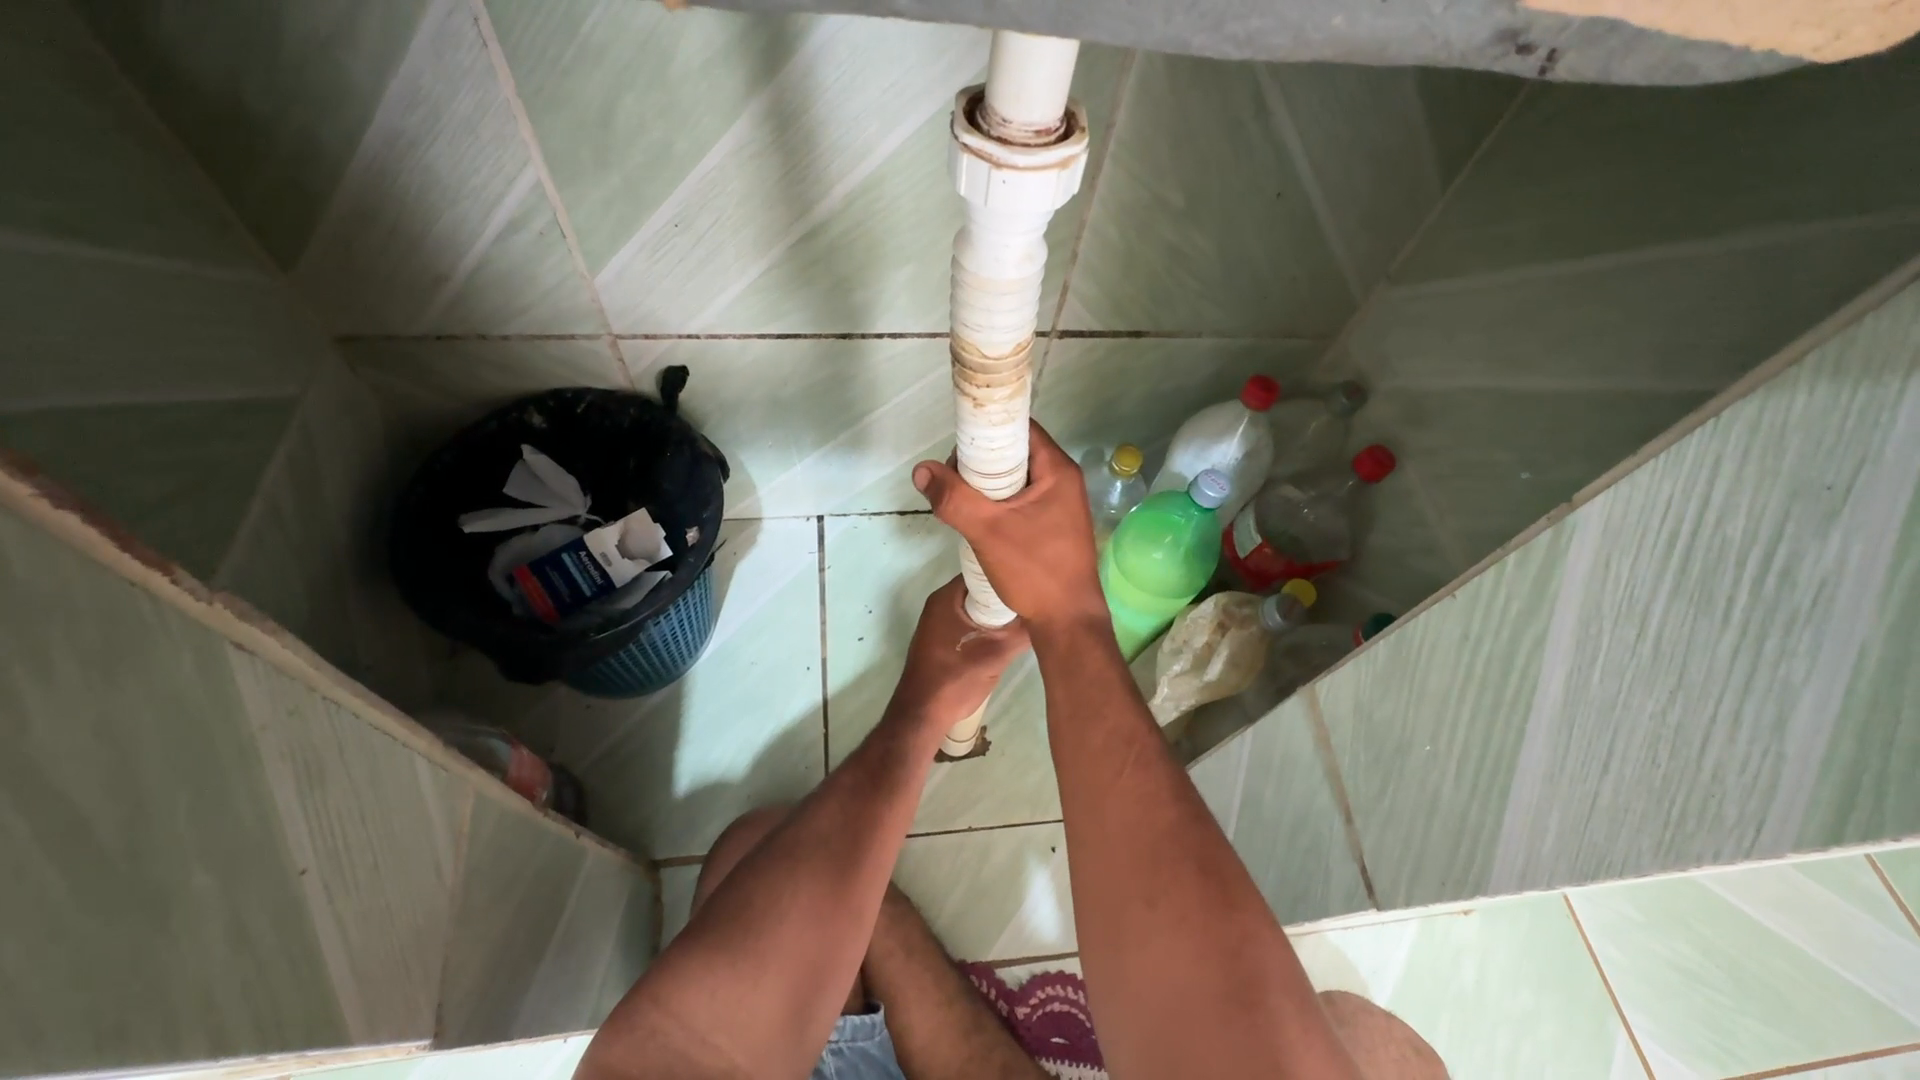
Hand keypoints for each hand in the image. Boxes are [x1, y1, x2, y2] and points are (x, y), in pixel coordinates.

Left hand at [892, 576, 1029, 729]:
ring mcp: (941, 623)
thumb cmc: (956, 678)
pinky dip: (989, 626)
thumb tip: (1051, 614)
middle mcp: (941, 604)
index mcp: (947, 597)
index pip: (984, 570)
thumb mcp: (997, 654)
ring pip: (978, 608)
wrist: (923, 714)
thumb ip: (1024, 631)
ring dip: (999, 613)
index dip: (1010, 572)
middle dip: (1007, 594)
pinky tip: (1010, 635)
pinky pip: (972, 623)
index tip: (1035, 580)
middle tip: (1037, 598)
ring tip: (1030, 614)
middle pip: (982, 589)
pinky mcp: (944, 640)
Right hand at [912, 422, 1105, 628]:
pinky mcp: (1054, 527)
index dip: (987, 431)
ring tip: (963, 504)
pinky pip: (1021, 502)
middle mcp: (1064, 481)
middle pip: (1016, 453)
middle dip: (981, 463)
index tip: (958, 449)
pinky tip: (980, 523)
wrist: (1067, 622)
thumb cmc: (1034, 570)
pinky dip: (999, 505)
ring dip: (987, 487)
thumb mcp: (987, 531)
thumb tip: (921, 470)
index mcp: (1058, 471)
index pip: (1020, 428)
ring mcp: (1061, 506)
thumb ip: (953, 498)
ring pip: (1016, 480)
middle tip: (955, 482)